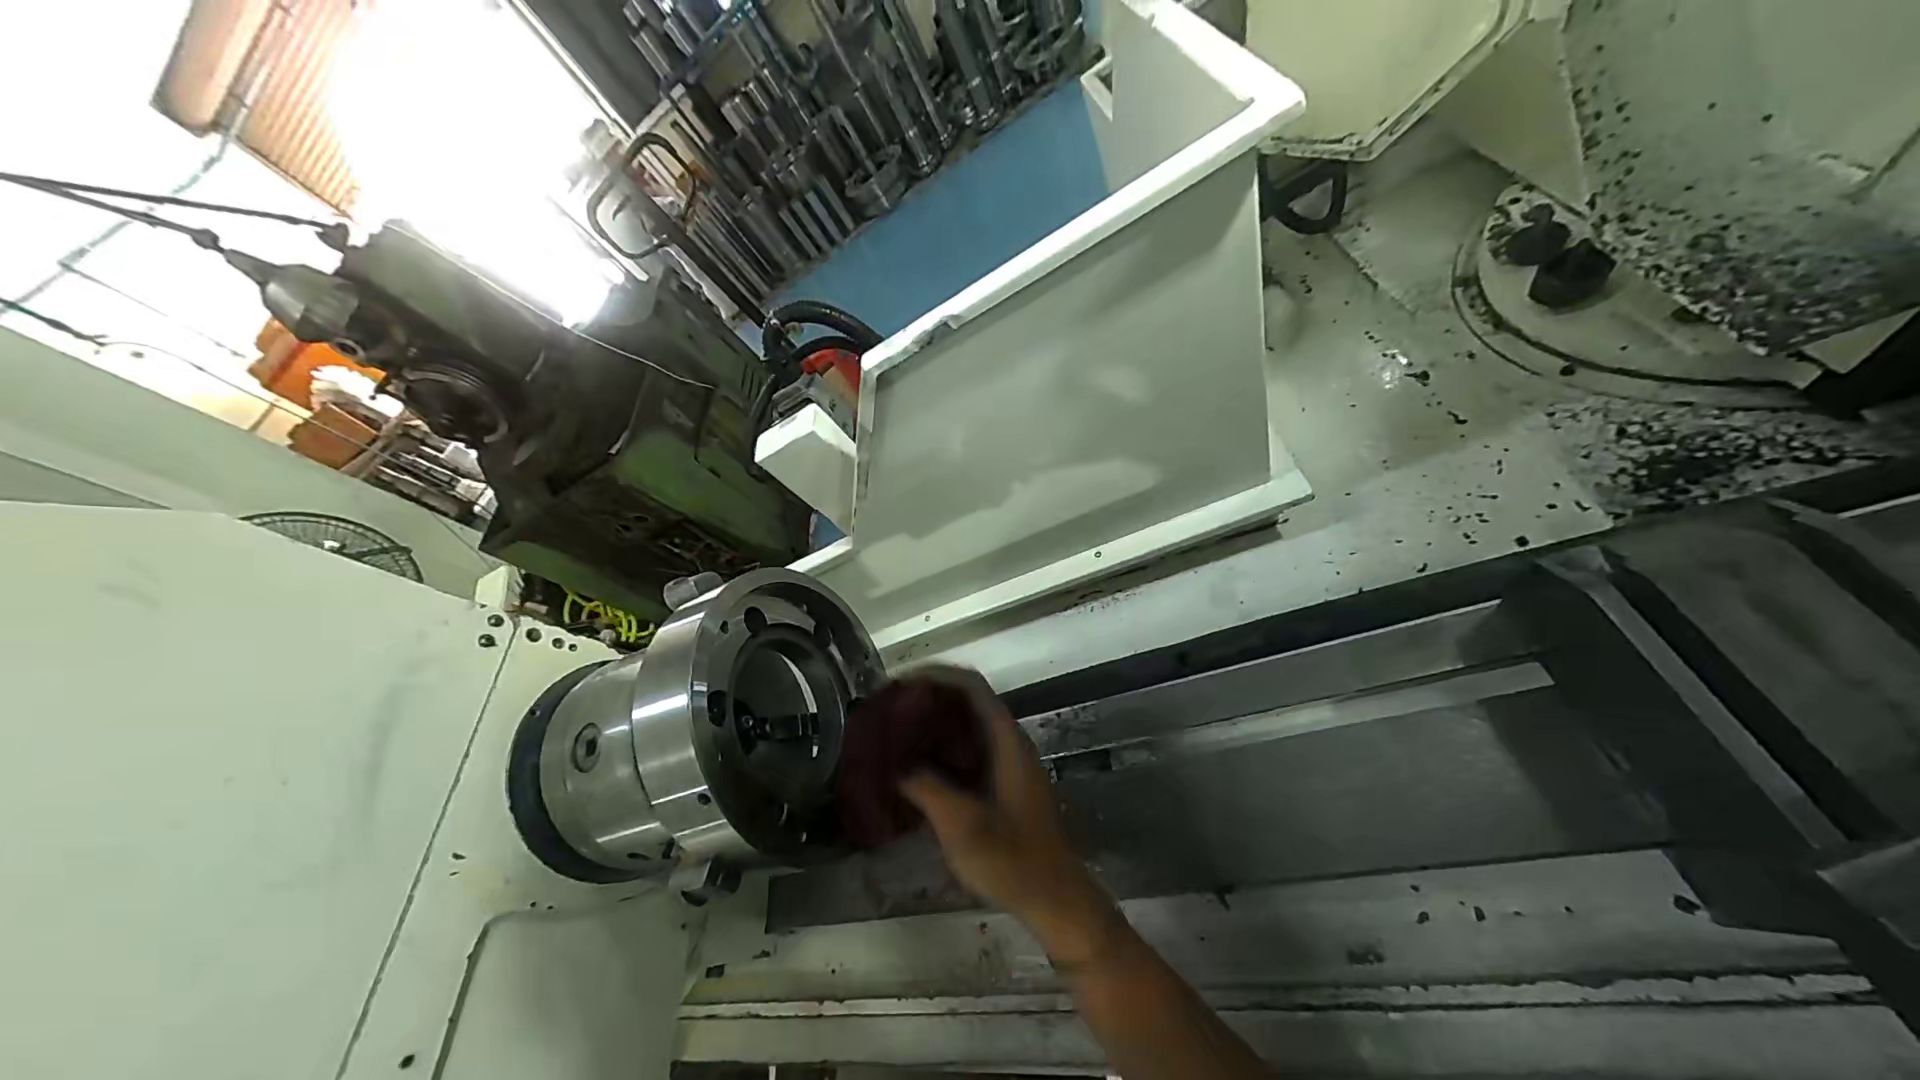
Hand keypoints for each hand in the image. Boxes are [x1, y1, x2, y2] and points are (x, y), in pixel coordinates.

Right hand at [898, 666, 1120, 962]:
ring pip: (967, 724)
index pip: (971, 686)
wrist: (1054, 898)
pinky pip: (968, 748)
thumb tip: (897, 766)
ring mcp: (1008, 762)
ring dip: (933, 721)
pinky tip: (914, 764)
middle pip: (967, 700)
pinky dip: (940, 745)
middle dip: (928, 696)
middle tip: (889, 708)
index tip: (898, 684)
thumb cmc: (1012, 861)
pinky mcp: (1002, 781)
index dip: (935, 676)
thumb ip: (927, 789)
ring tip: (894, 731)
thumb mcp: (963, 826)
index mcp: (1007, 741)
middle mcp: (1009, 742)